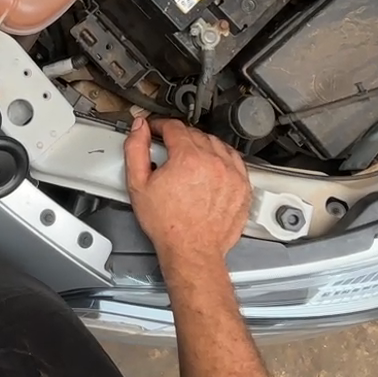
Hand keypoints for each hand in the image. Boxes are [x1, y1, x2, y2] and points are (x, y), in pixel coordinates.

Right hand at [124, 117, 251, 279]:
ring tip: (188, 156)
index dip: (160, 125)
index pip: (174, 127)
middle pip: (195, 133)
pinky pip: (234, 159)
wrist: (192, 251)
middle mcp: (213, 162)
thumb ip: (136, 149)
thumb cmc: (167, 224)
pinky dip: (221, 156)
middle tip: (167, 147)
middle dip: (178, 136)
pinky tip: (211, 164)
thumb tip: (139, 128)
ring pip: (215, 143)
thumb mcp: (138, 184)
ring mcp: (231, 173)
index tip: (155, 130)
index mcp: (188, 158)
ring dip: (200, 144)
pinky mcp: (242, 186)